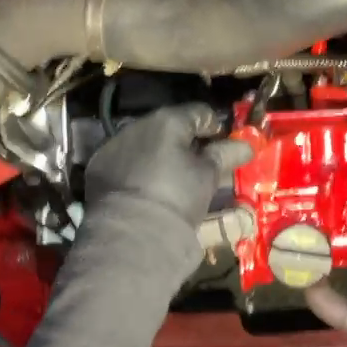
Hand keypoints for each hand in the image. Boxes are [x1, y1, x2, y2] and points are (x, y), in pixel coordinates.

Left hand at [85, 103, 253, 227]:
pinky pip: (126, 162)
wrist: (131, 234)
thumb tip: (247, 145)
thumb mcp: (207, 177)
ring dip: (162, 156)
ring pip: (147, 145)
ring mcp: (114, 147)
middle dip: (187, 143)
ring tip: (176, 177)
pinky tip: (148, 188)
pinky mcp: (99, 170)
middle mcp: (137, 126)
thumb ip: (225, 155)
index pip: (200, 113)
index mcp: (168, 121)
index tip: (227, 145)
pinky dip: (139, 170)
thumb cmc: (178, 198)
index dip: (217, 127)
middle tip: (203, 164)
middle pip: (170, 128)